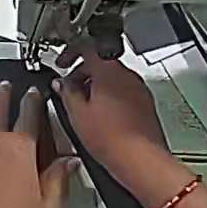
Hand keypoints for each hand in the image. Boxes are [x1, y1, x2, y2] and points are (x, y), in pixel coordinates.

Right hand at [54, 55, 192, 207]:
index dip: (70, 53)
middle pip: (101, 62)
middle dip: (82, 72)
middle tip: (69, 88)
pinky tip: (100, 116)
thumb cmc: (112, 138)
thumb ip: (66, 92)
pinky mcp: (145, 103)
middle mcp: (127, 76)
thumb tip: (62, 84)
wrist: (139, 159)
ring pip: (113, 77)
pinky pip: (124, 91)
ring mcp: (139, 90)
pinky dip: (110, 96)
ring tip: (83, 105)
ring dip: (96, 85)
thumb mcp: (77, 113)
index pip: (87, 48)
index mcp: (109, 71)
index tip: (62, 63)